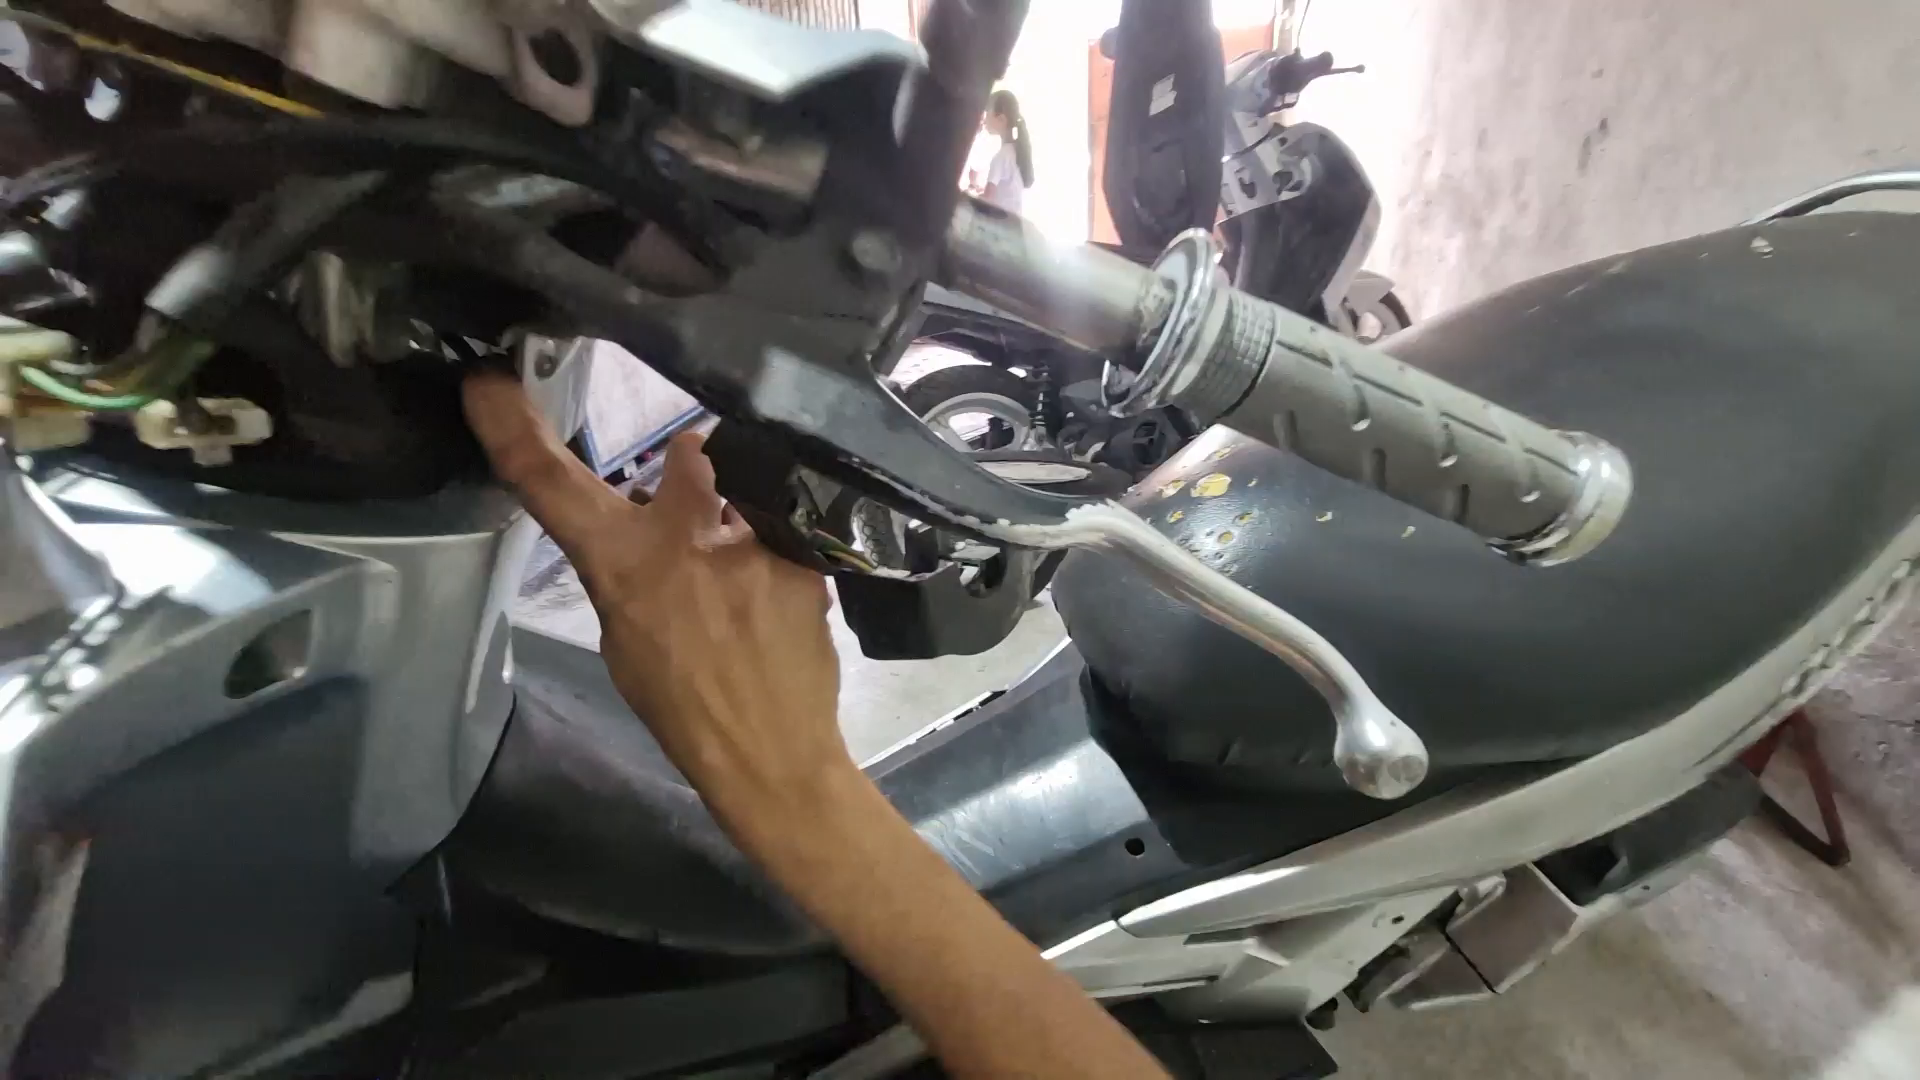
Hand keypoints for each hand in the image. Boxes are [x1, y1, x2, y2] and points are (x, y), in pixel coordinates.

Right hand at [463, 373, 849, 834]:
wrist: (769, 751)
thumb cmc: (683, 708)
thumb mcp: (627, 642)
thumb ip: (630, 574)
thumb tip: (647, 535)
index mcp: (623, 565)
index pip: (552, 484)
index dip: (514, 428)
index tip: (488, 380)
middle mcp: (687, 538)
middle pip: (687, 461)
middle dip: (693, 471)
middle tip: (710, 500)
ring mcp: (752, 543)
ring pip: (747, 498)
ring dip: (742, 523)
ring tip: (757, 579)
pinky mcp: (805, 557)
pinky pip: (787, 533)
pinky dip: (780, 553)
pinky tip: (786, 595)